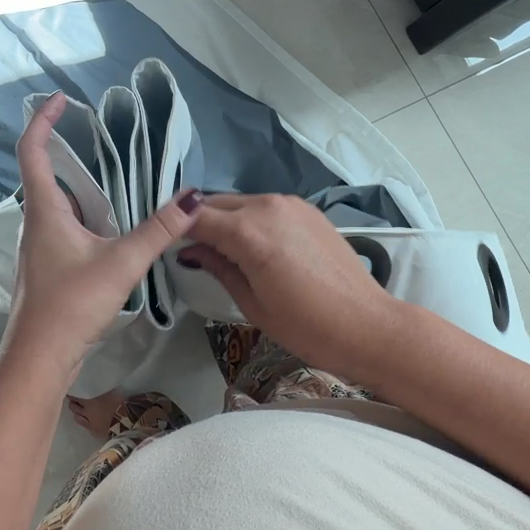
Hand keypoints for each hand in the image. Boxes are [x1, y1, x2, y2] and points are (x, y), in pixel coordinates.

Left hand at [2, 92, 197, 380]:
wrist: (38, 359)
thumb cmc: (70, 305)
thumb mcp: (121, 264)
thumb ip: (158, 230)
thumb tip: (193, 197)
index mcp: (45, 209)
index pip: (32, 149)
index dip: (42, 119)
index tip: (60, 99)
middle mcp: (36, 220)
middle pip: (42, 171)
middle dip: (64, 147)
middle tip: (95, 133)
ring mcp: (39, 244)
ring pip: (53, 200)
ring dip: (75, 181)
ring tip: (110, 174)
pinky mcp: (46, 265)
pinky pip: (61, 222)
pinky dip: (80, 209)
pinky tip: (107, 223)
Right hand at [178, 193, 406, 384]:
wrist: (369, 326)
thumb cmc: (307, 327)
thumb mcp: (252, 304)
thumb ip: (218, 267)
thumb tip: (191, 250)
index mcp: (248, 232)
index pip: (194, 218)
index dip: (173, 228)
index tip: (160, 241)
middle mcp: (266, 206)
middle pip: (215, 203)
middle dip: (196, 221)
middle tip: (185, 247)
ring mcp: (289, 204)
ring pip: (239, 202)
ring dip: (223, 218)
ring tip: (218, 248)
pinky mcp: (306, 209)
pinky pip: (264, 206)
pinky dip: (249, 218)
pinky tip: (251, 244)